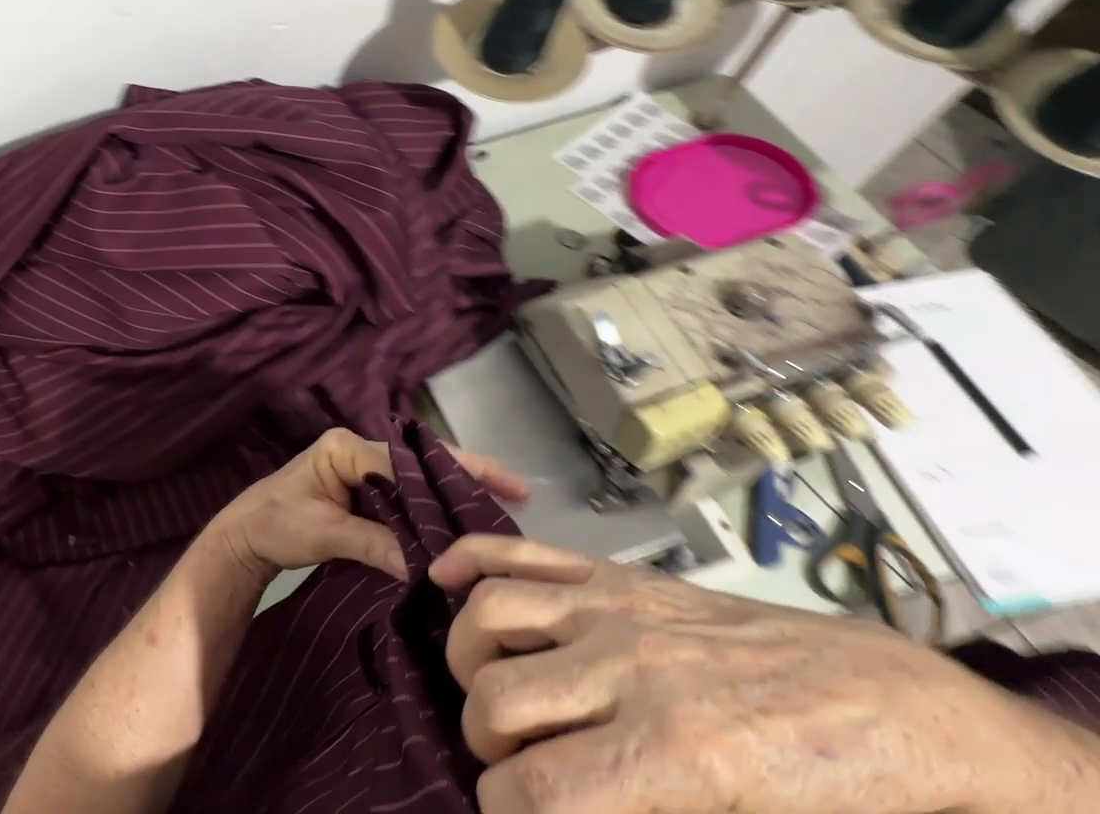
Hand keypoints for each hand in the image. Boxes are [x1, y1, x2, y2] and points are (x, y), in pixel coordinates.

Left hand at [209, 428, 528, 584]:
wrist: (246, 537)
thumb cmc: (276, 525)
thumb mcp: (323, 534)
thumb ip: (373, 544)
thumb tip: (428, 565)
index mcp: (345, 448)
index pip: (407, 461)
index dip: (451, 476)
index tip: (495, 492)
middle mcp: (358, 450)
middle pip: (421, 461)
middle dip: (468, 475)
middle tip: (519, 495)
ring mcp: (363, 468)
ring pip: (418, 477)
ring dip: (456, 491)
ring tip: (505, 507)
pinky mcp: (365, 489)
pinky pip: (407, 494)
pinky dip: (434, 506)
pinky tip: (464, 521)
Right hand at [430, 534, 1038, 813]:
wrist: (896, 707)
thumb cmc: (834, 788)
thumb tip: (553, 805)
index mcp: (672, 752)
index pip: (530, 788)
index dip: (503, 810)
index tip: (517, 812)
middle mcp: (629, 667)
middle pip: (494, 701)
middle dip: (487, 746)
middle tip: (518, 765)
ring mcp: (616, 608)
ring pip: (488, 617)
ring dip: (470, 664)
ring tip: (494, 691)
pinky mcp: (617, 576)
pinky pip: (519, 552)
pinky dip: (468, 562)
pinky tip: (444, 581)